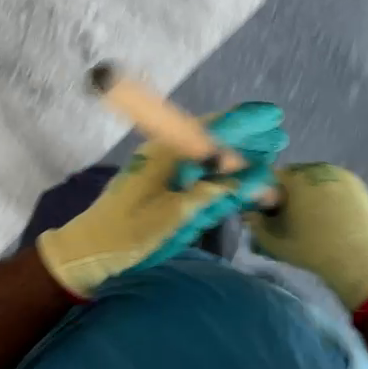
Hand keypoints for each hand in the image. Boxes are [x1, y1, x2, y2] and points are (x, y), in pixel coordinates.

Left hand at [37, 102, 286, 298]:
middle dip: (247, 137)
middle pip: (214, 140)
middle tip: (278, 136)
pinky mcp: (162, 189)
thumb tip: (249, 178)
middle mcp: (167, 157)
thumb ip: (212, 195)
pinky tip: (239, 178)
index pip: (213, 131)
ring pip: (209, 156)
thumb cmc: (127, 233)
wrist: (89, 251)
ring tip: (268, 151)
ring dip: (238, 154)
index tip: (272, 117)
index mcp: (167, 155)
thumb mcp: (173, 216)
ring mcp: (164, 172)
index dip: (245, 123)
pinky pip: (199, 174)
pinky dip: (223, 174)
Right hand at [251, 163, 367, 314]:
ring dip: (310, 190)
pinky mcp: (356, 182)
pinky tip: (334, 213)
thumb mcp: (275, 242)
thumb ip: (256, 224)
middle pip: (294, 174)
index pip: (270, 176)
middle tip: (293, 214)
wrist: (360, 260)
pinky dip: (330, 192)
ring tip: (316, 215)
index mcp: (294, 179)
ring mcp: (338, 173)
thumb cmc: (313, 251)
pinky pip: (334, 181)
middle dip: (290, 190)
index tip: (270, 210)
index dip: (268, 192)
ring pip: (315, 177)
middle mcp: (315, 168)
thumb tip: (249, 212)